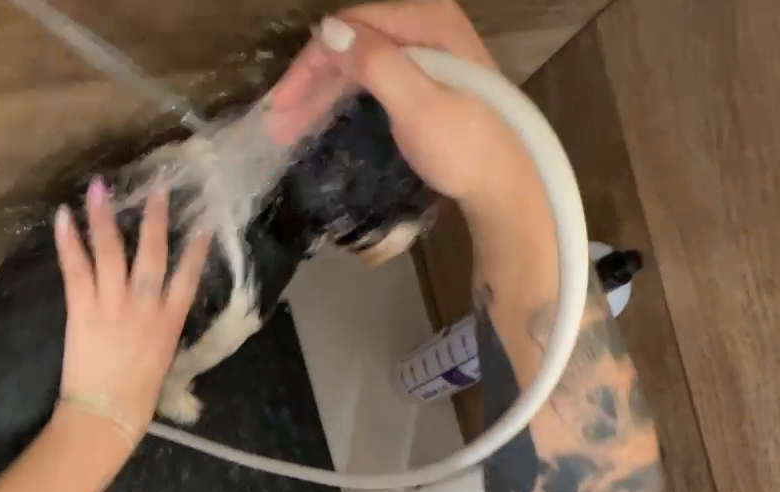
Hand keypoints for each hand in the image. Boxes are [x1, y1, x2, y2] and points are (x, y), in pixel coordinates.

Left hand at [53, 178, 212, 444]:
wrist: (105, 418)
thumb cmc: (135, 402)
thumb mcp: (161, 365)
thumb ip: (160, 335)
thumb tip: (157, 318)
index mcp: (170, 324)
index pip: (189, 277)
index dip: (196, 248)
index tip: (202, 222)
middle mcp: (145, 307)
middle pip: (152, 253)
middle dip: (155, 217)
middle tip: (157, 187)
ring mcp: (112, 306)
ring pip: (110, 252)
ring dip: (104, 217)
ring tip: (99, 187)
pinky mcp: (82, 311)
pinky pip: (75, 269)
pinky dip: (68, 241)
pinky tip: (62, 217)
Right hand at [266, 1, 539, 225]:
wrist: (503, 183)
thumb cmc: (463, 147)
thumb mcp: (417, 104)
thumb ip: (376, 63)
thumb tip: (329, 31)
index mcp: (426, 21)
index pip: (349, 28)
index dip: (309, 66)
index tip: (279, 108)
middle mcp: (426, 27)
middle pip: (351, 46)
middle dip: (310, 85)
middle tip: (276, 128)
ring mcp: (426, 54)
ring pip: (358, 66)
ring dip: (321, 96)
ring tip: (289, 131)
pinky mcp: (425, 82)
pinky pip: (372, 81)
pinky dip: (342, 100)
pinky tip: (322, 120)